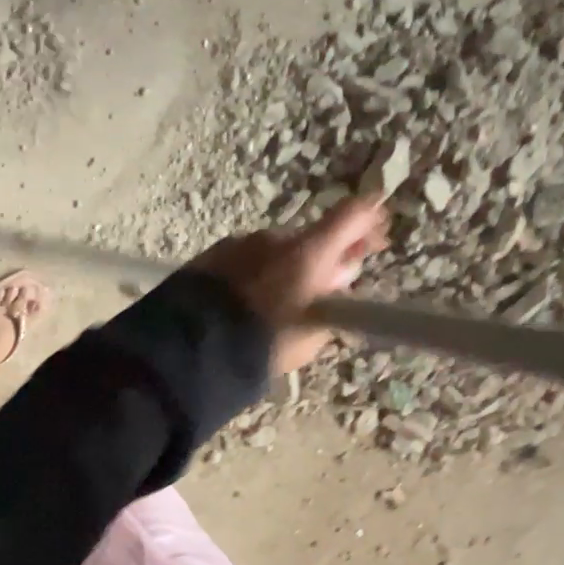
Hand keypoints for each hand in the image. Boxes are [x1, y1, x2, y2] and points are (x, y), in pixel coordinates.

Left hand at [190, 197, 388, 373]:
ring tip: (265, 305)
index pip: (352, 215)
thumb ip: (331, 303)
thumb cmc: (263, 346)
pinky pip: (238, 261)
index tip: (371, 239)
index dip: (368, 221)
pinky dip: (246, 275)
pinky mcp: (206, 257)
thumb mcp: (310, 335)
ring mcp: (236, 245)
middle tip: (310, 293)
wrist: (192, 349)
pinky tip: (236, 302)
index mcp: (308, 253)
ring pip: (269, 252)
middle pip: (306, 241)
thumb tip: (335, 281)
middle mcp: (273, 238)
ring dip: (276, 269)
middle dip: (313, 261)